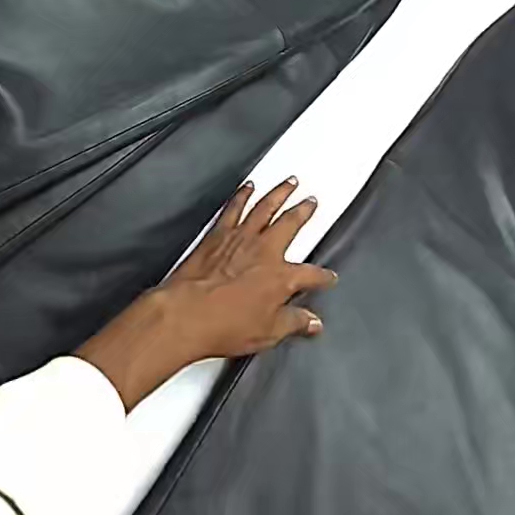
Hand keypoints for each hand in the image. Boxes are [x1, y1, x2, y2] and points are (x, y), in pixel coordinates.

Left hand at [75, 178, 335, 408]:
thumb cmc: (223, 324)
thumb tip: (310, 321)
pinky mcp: (219, 233)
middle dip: (304, 211)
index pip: (309, 274)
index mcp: (280, 277)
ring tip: (289, 182)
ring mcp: (241, 238)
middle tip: (311, 201)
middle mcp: (263, 251)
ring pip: (265, 207)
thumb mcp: (268, 332)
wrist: (188, 313)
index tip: (327, 277)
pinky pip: (235, 207)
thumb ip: (293, 322)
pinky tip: (247, 187)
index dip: (321, 276)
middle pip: (290, 224)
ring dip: (279, 192)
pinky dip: (242, 195)